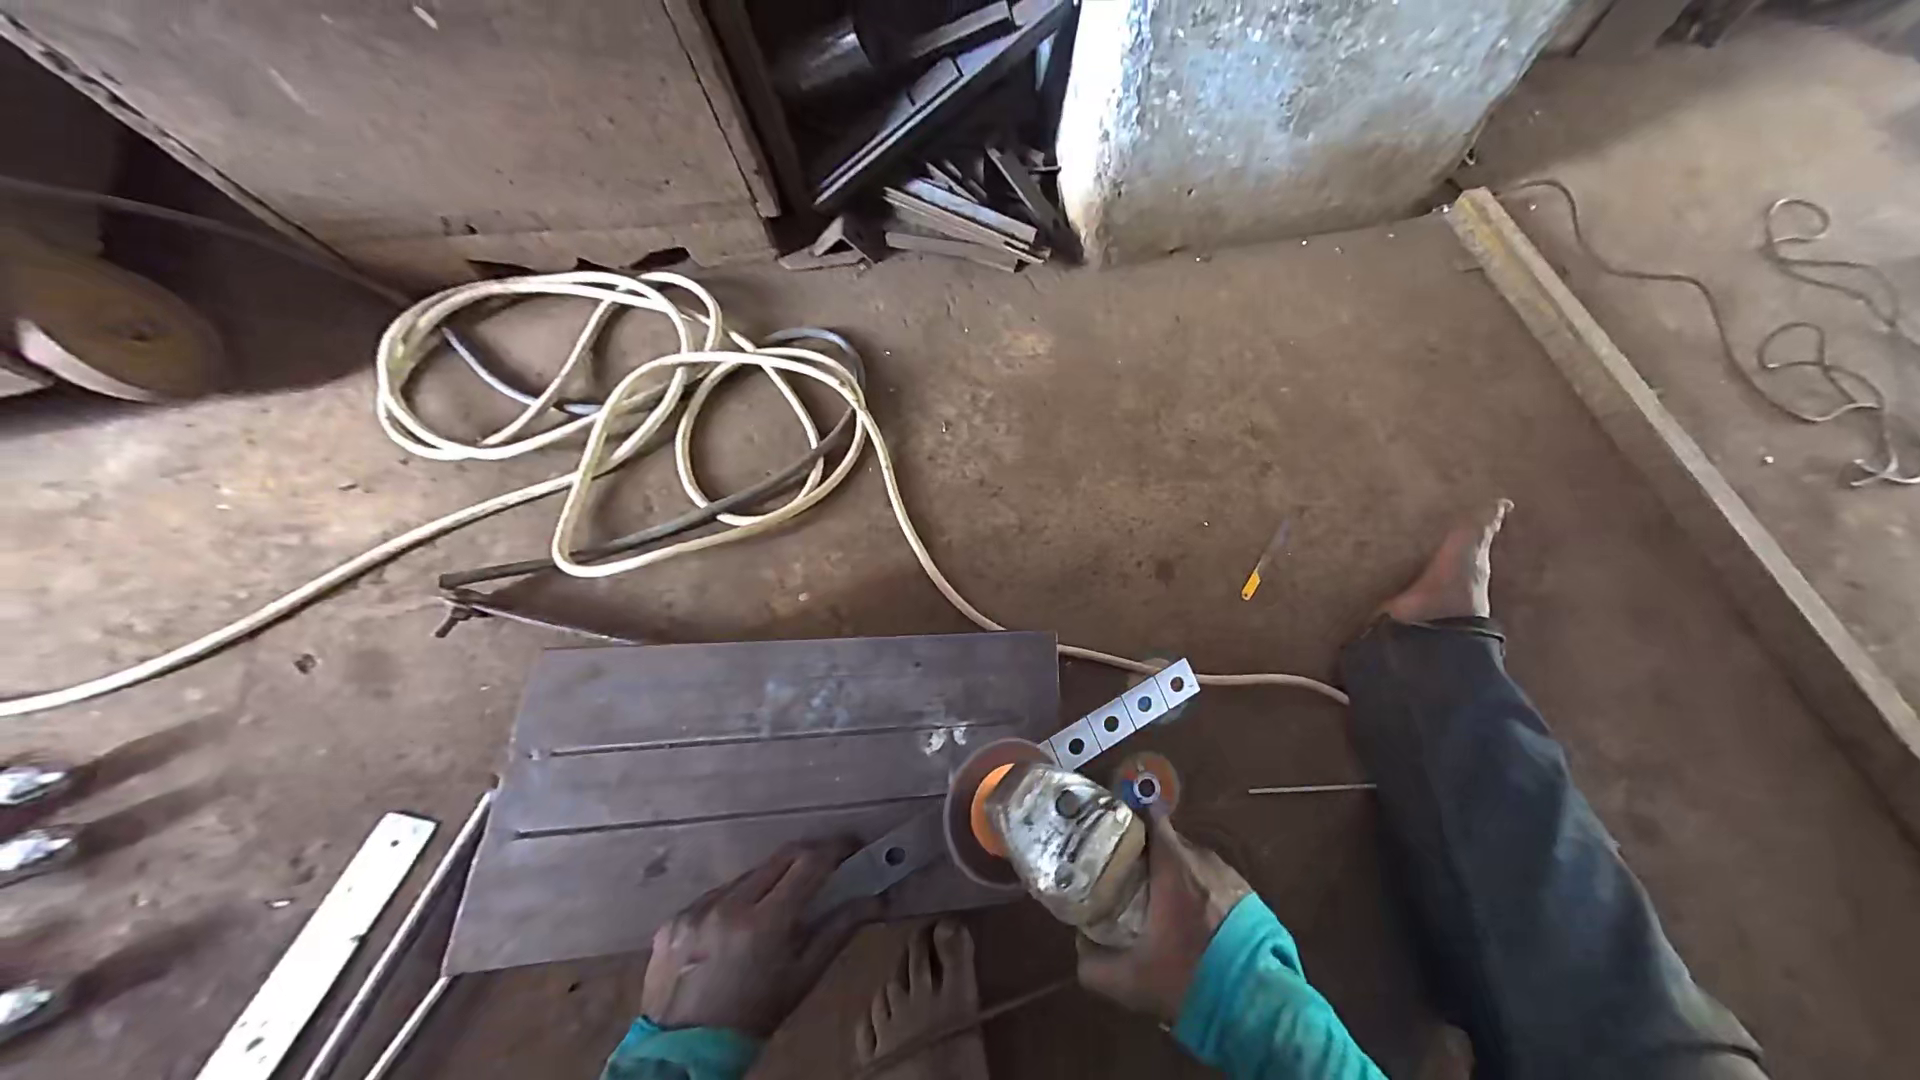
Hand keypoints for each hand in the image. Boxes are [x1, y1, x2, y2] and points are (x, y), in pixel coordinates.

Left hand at [641, 839, 876, 1036]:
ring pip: (748, 874)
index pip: (809, 862)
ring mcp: (697, 909)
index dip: (836, 848)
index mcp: (765, 923)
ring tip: (777, 906)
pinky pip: (716, 894)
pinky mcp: (675, 917)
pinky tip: (736, 926)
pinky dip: (734, 901)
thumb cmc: (754, 1017)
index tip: (852, 846)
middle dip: (808, 856)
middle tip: (825, 866)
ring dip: (770, 880)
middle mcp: (729, 905)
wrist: (682, 1056)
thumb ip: (839, 930)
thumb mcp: (803, 978)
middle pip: (780, 857)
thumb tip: (877, 899)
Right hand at [1075, 818, 1252, 1022]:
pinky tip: (1190, 918)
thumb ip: (1094, 963)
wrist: (1261, 1009)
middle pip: (1165, 839)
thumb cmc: (1191, 980)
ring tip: (1156, 898)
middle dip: (1145, 852)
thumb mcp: (1131, 981)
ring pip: (1189, 860)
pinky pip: (1212, 879)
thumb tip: (1080, 942)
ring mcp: (1228, 874)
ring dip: (1172, 873)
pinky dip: (1197, 889)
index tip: (1109, 831)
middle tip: (1125, 873)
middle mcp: (1201, 859)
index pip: (1148, 817)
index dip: (1126, 818)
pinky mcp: (1248, 894)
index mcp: (1173, 865)